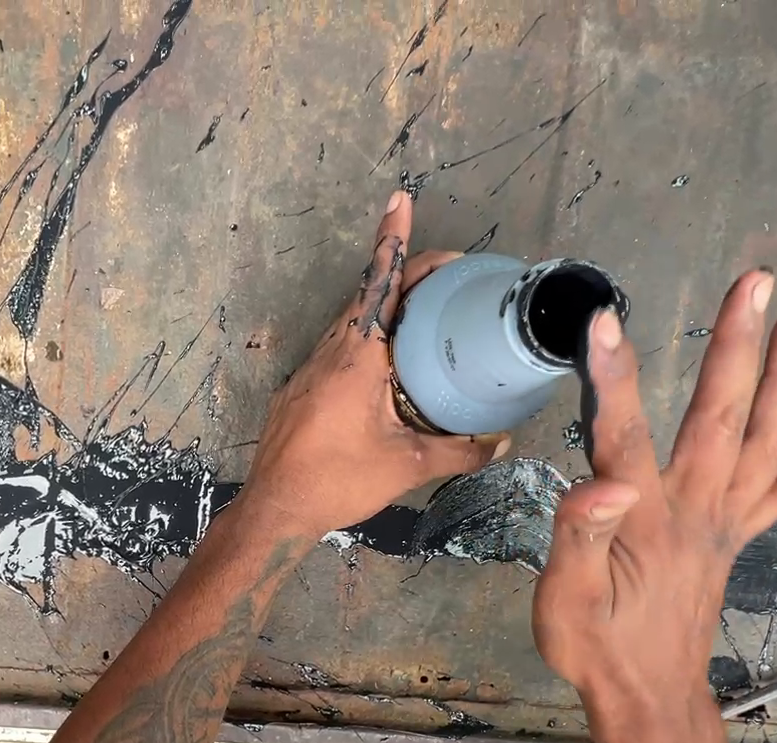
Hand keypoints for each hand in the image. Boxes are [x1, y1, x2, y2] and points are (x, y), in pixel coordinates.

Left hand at [232, 191, 498, 540]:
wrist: (275, 508)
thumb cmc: (337, 482)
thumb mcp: (406, 467)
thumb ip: (458, 451)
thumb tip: (500, 443)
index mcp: (356, 359)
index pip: (379, 285)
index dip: (393, 242)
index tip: (399, 201)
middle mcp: (328, 354)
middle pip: (366, 298)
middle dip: (403, 276)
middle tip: (443, 271)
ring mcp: (306, 372)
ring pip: (347, 325)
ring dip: (381, 309)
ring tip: (420, 311)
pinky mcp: (297, 393)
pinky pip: (334, 351)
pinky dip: (361, 340)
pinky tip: (380, 364)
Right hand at [532, 270, 776, 742]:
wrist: (647, 695)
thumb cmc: (594, 646)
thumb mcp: (565, 598)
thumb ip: (579, 537)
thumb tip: (600, 483)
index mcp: (643, 520)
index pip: (625, 434)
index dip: (614, 375)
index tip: (604, 321)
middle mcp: (695, 511)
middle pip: (721, 418)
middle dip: (736, 346)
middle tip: (757, 284)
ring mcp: (724, 524)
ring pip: (767, 441)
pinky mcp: (734, 541)